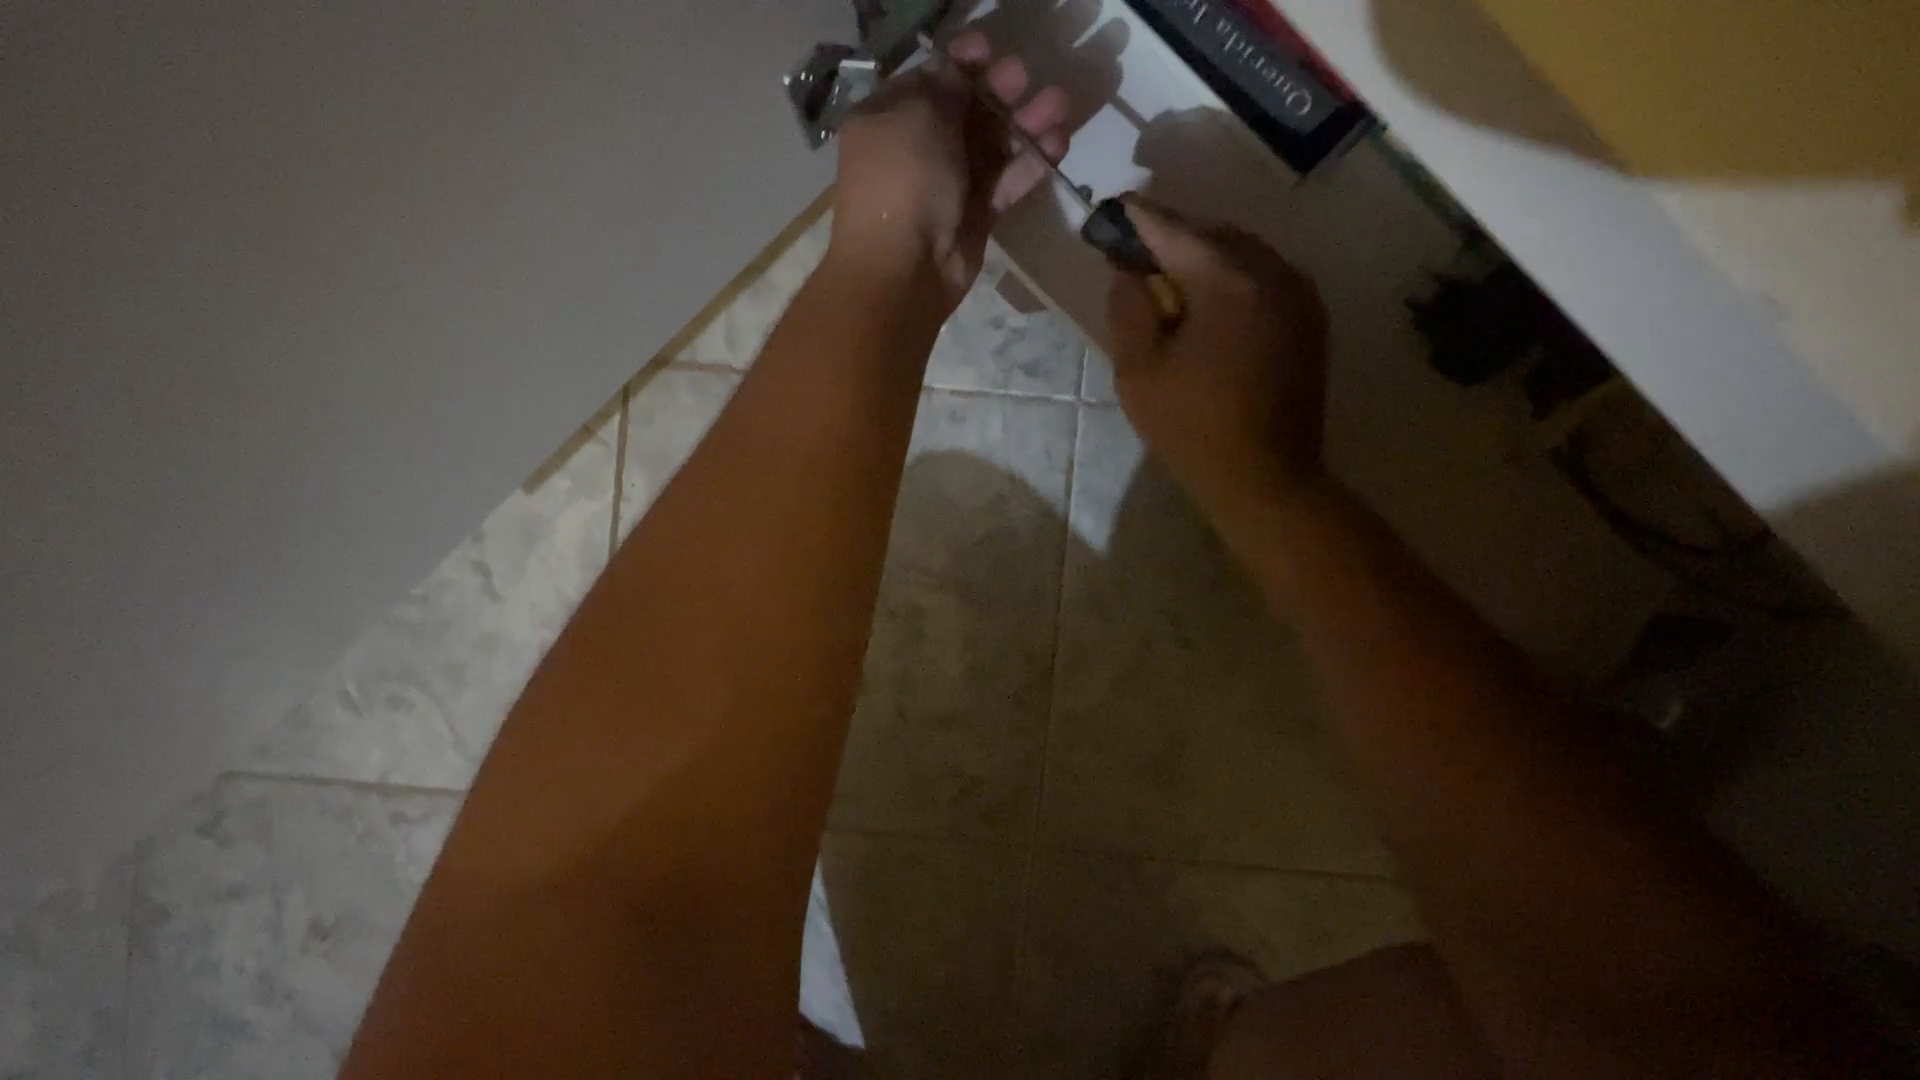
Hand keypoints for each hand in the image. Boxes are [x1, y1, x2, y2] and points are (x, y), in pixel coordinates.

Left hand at [828, 32, 1069, 307]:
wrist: (903, 267)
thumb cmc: (901, 180)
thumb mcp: (917, 115)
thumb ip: (945, 87)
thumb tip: (959, 71)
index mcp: (887, 121)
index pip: (926, 83)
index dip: (958, 64)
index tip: (987, 48)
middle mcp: (916, 151)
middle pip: (965, 113)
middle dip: (997, 92)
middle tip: (1024, 76)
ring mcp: (947, 185)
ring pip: (991, 147)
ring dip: (1025, 125)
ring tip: (1060, 106)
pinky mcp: (975, 216)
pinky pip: (1005, 182)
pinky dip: (1029, 164)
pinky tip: (1058, 144)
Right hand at [1106, 199, 1330, 512]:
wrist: (1265, 477)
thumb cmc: (1191, 427)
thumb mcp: (1138, 370)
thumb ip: (1128, 308)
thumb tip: (1129, 271)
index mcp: (1226, 281)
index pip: (1174, 231)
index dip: (1140, 219)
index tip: (1115, 208)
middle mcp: (1272, 273)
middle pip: (1215, 234)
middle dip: (1176, 235)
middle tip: (1140, 248)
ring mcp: (1299, 295)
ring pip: (1246, 252)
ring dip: (1208, 254)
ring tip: (1174, 273)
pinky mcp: (1310, 320)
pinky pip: (1267, 277)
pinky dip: (1236, 276)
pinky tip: (1214, 300)